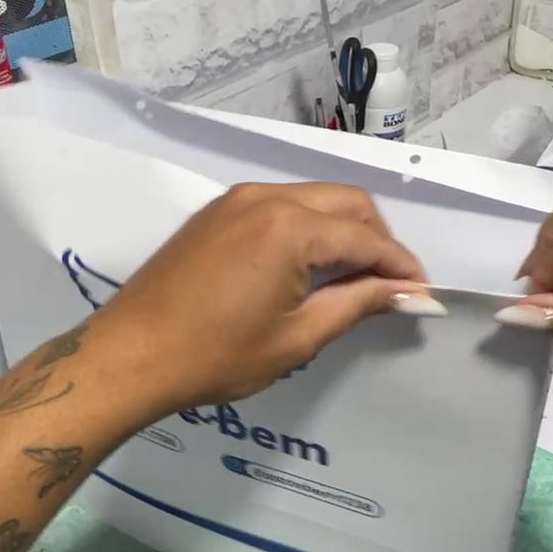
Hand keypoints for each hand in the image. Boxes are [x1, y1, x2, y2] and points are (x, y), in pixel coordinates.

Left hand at [92, 183, 431, 416]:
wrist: (132, 354)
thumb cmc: (216, 355)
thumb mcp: (298, 337)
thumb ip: (357, 303)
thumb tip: (403, 291)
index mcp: (290, 226)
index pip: (365, 237)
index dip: (400, 265)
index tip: (420, 292)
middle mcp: (266, 196)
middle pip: (345, 201)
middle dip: (377, 237)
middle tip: (389, 282)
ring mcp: (236, 199)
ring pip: (313, 198)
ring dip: (342, 228)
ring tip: (353, 275)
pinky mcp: (217, 210)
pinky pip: (279, 204)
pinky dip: (307, 226)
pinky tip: (309, 263)